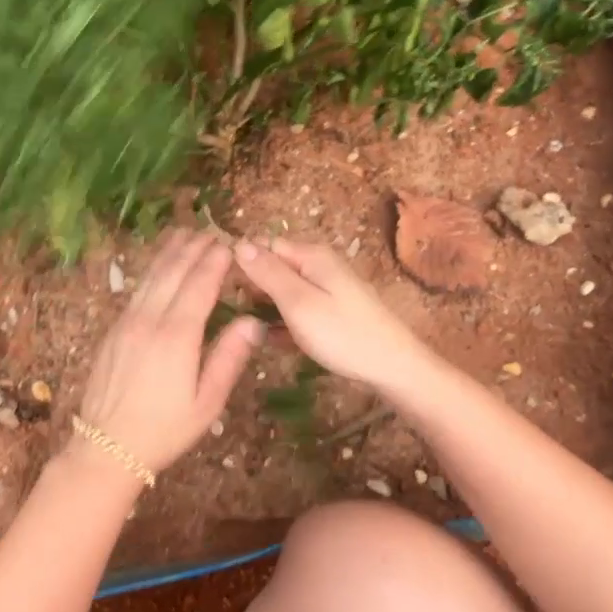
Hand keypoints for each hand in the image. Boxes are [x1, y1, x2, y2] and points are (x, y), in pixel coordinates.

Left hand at [76, 230, 265, 478]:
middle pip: (172, 273)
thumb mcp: (207, 402)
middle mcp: (148, 321)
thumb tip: (252, 322)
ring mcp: (125, 324)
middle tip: (211, 232)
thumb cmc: (164, 431)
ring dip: (169, 254)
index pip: (199, 286)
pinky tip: (158, 268)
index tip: (229, 244)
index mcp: (176, 337)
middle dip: (193, 249)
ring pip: (150, 278)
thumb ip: (229, 358)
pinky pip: (135, 292)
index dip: (215, 262)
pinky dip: (151, 272)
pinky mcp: (112, 332)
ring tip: (185, 235)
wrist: (106, 447)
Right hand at [233, 237, 430, 388]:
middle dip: (251, 288)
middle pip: (272, 268)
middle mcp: (318, 266)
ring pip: (282, 293)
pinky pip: (296, 312)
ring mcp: (325, 291)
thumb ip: (268, 273)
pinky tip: (270, 343)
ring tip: (245, 331)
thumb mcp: (298, 302)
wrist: (393, 368)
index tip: (219, 288)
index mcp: (310, 256)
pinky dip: (282, 325)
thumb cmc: (343, 334)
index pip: (262, 245)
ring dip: (264, 309)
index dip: (240, 263)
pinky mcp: (330, 314)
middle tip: (231, 315)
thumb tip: (238, 244)